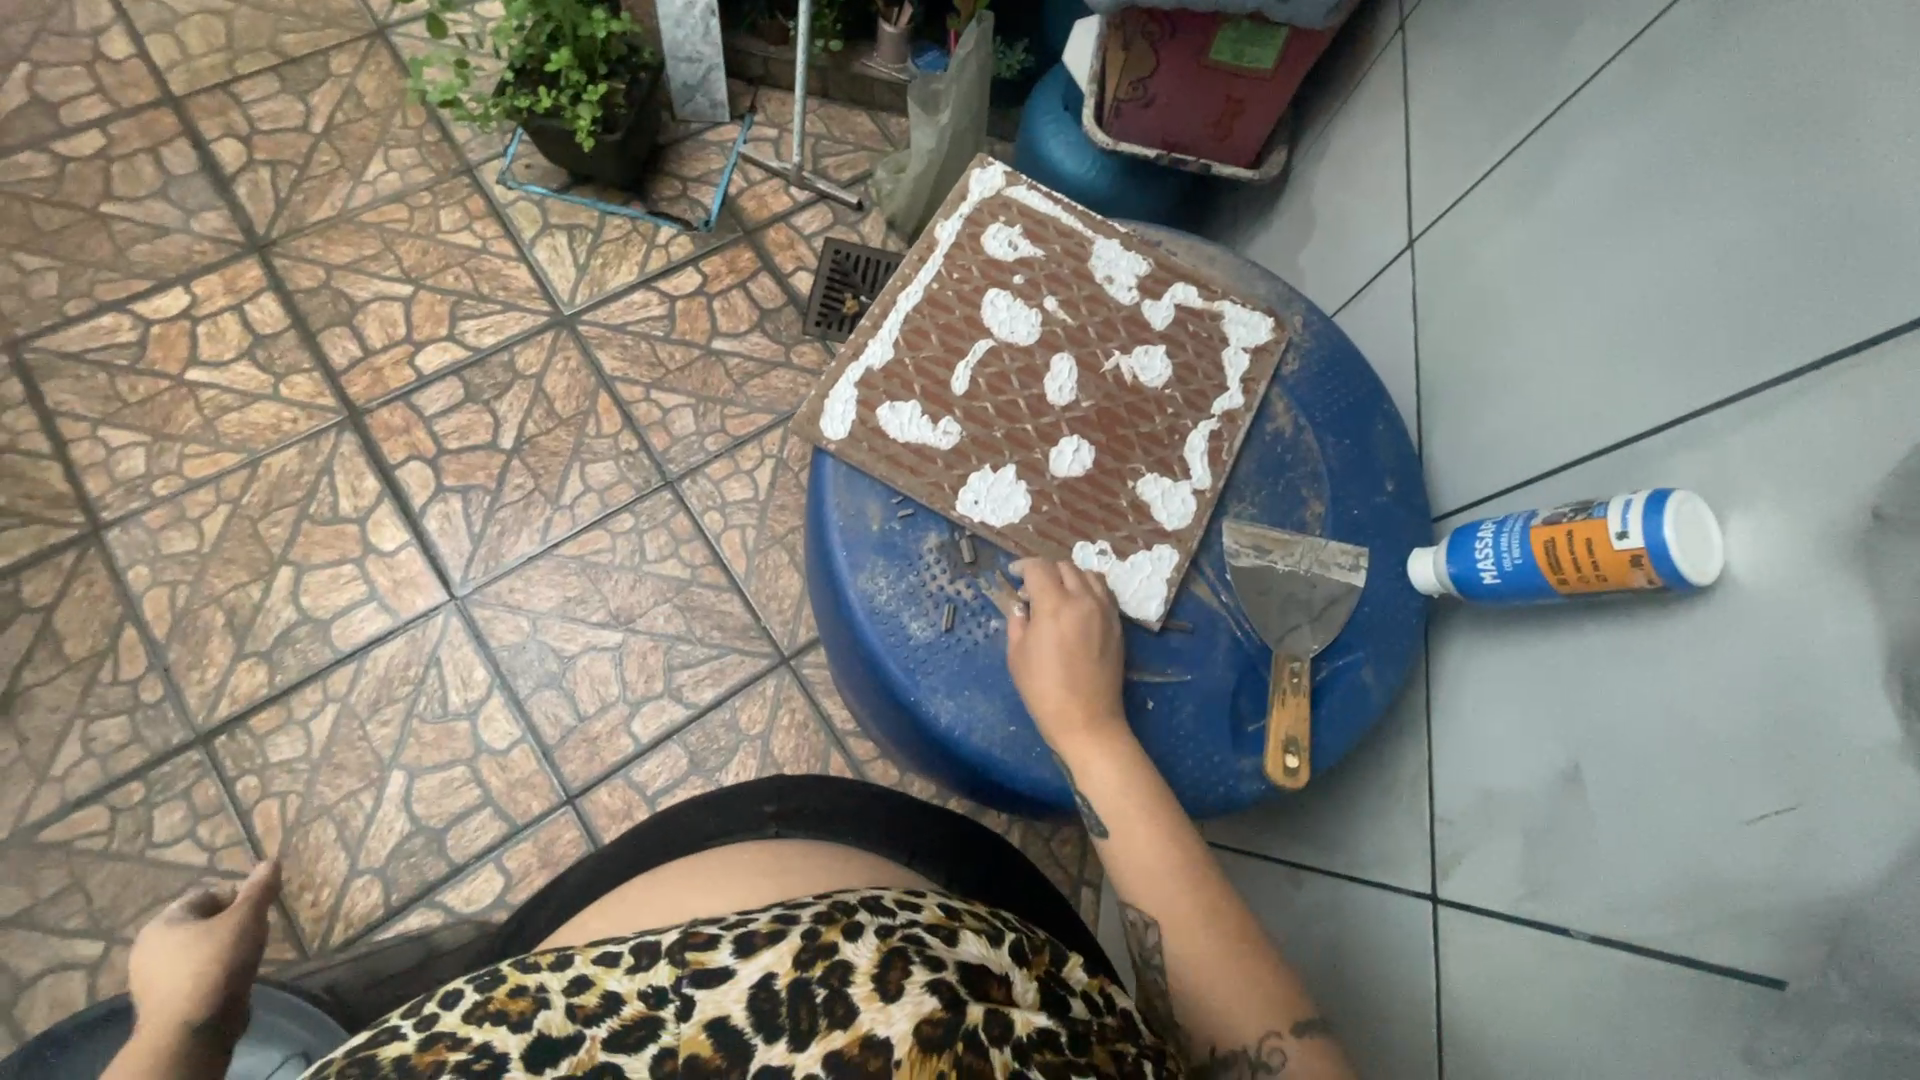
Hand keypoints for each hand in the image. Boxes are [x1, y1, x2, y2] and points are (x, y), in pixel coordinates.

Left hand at [127, 860, 279, 1045]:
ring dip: (225, 947)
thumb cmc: (217, 963)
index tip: (259, 910)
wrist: (191, 1028)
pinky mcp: (163, 999)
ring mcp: (152, 976)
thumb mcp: (246, 918)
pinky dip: (215, 969)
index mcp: (162, 923)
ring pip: (199, 948)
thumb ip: (259, 889)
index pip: (206, 894)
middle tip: (256, 931)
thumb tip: (270, 861)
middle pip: (202, 921)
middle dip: (232, 923)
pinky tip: (233, 976)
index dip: (237, 897)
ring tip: (248, 955)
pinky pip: (195, 972)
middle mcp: (149, 947)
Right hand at [1007, 558, 1128, 751]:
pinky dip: (1088, 589)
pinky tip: (1078, 607)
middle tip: (1032, 590)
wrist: (1087, 720)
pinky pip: (1103, 593)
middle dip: (1045, 571)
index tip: (1013, 574)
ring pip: (1088, 575)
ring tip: (1058, 594)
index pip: (1038, 568)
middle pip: (1064, 566)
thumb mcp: (1017, 655)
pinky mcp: (1118, 624)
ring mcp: (1105, 610)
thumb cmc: (1044, 691)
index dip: (1022, 566)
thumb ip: (1017, 622)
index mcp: (1054, 605)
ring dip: (1069, 577)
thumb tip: (1021, 606)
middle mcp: (1083, 599)